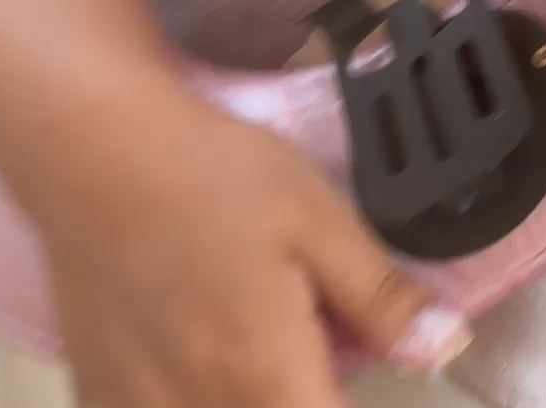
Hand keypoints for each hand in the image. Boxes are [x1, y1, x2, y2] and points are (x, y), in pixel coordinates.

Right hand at [30, 98, 466, 407]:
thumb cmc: (229, 182)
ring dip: (272, 397)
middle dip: (316, 400)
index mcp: (259, 371)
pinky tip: (227, 348)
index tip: (368, 360)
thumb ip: (381, 299)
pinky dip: (216, 396)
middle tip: (334, 335)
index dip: (353, 403)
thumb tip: (446, 350)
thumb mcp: (324, 224)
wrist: (102, 160)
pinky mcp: (99, 396)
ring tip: (291, 338)